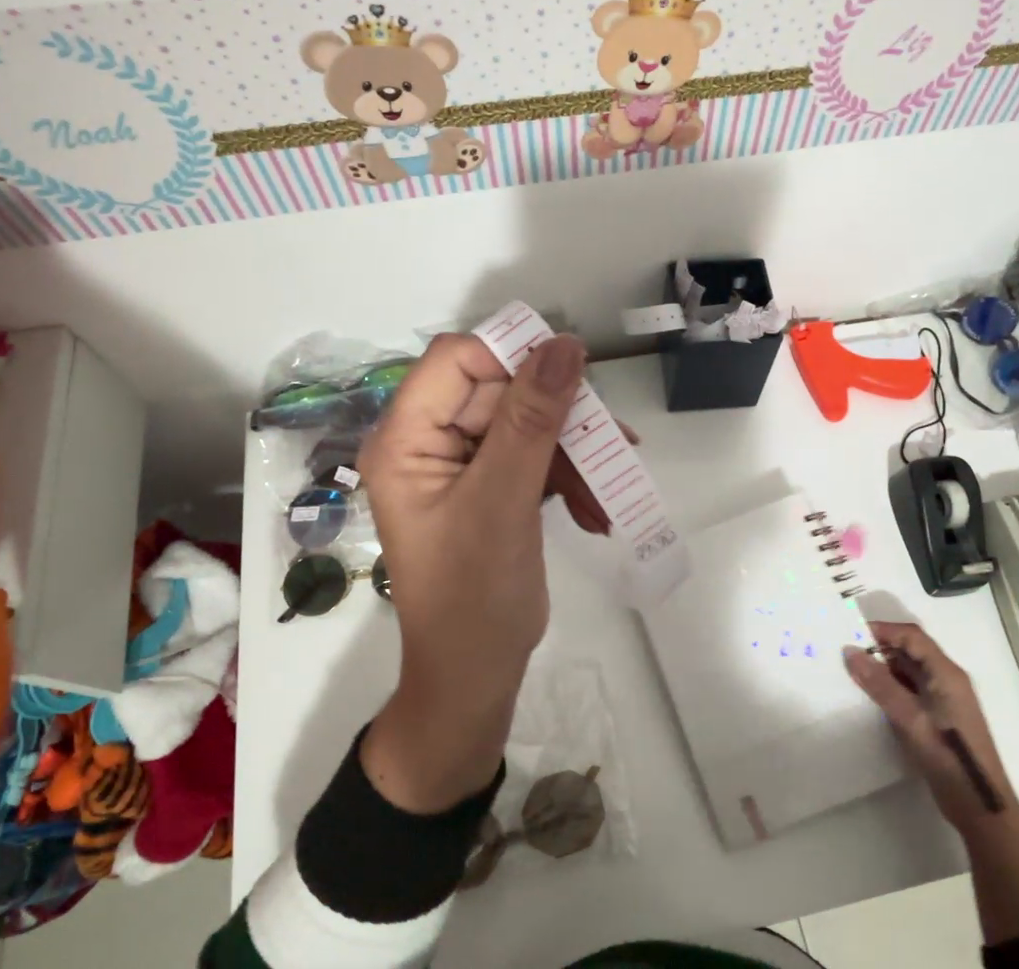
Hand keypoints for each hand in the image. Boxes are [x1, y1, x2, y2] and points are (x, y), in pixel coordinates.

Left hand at [354, 331, 594, 811]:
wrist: (475, 675)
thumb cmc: (475, 593)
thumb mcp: (504, 501)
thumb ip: (532, 419)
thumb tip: (565, 343)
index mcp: (406, 439)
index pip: (456, 360)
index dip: (513, 357)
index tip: (575, 375)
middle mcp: (426, 443)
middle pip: (498, 392)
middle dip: (557, 417)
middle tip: (612, 442)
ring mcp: (459, 467)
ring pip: (524, 425)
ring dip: (571, 453)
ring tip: (609, 491)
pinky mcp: (488, 489)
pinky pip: (531, 458)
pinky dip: (566, 479)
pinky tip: (595, 512)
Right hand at [844, 622, 1018, 833]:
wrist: (979, 805)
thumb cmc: (949, 757)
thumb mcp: (911, 719)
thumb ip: (881, 685)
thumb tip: (850, 651)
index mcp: (947, 674)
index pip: (912, 637)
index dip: (882, 630)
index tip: (849, 632)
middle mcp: (947, 680)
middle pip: (911, 651)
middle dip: (879, 648)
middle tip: (845, 652)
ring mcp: (943, 700)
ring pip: (909, 672)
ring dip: (883, 668)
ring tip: (850, 672)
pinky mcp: (937, 718)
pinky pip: (910, 691)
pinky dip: (889, 688)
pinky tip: (869, 697)